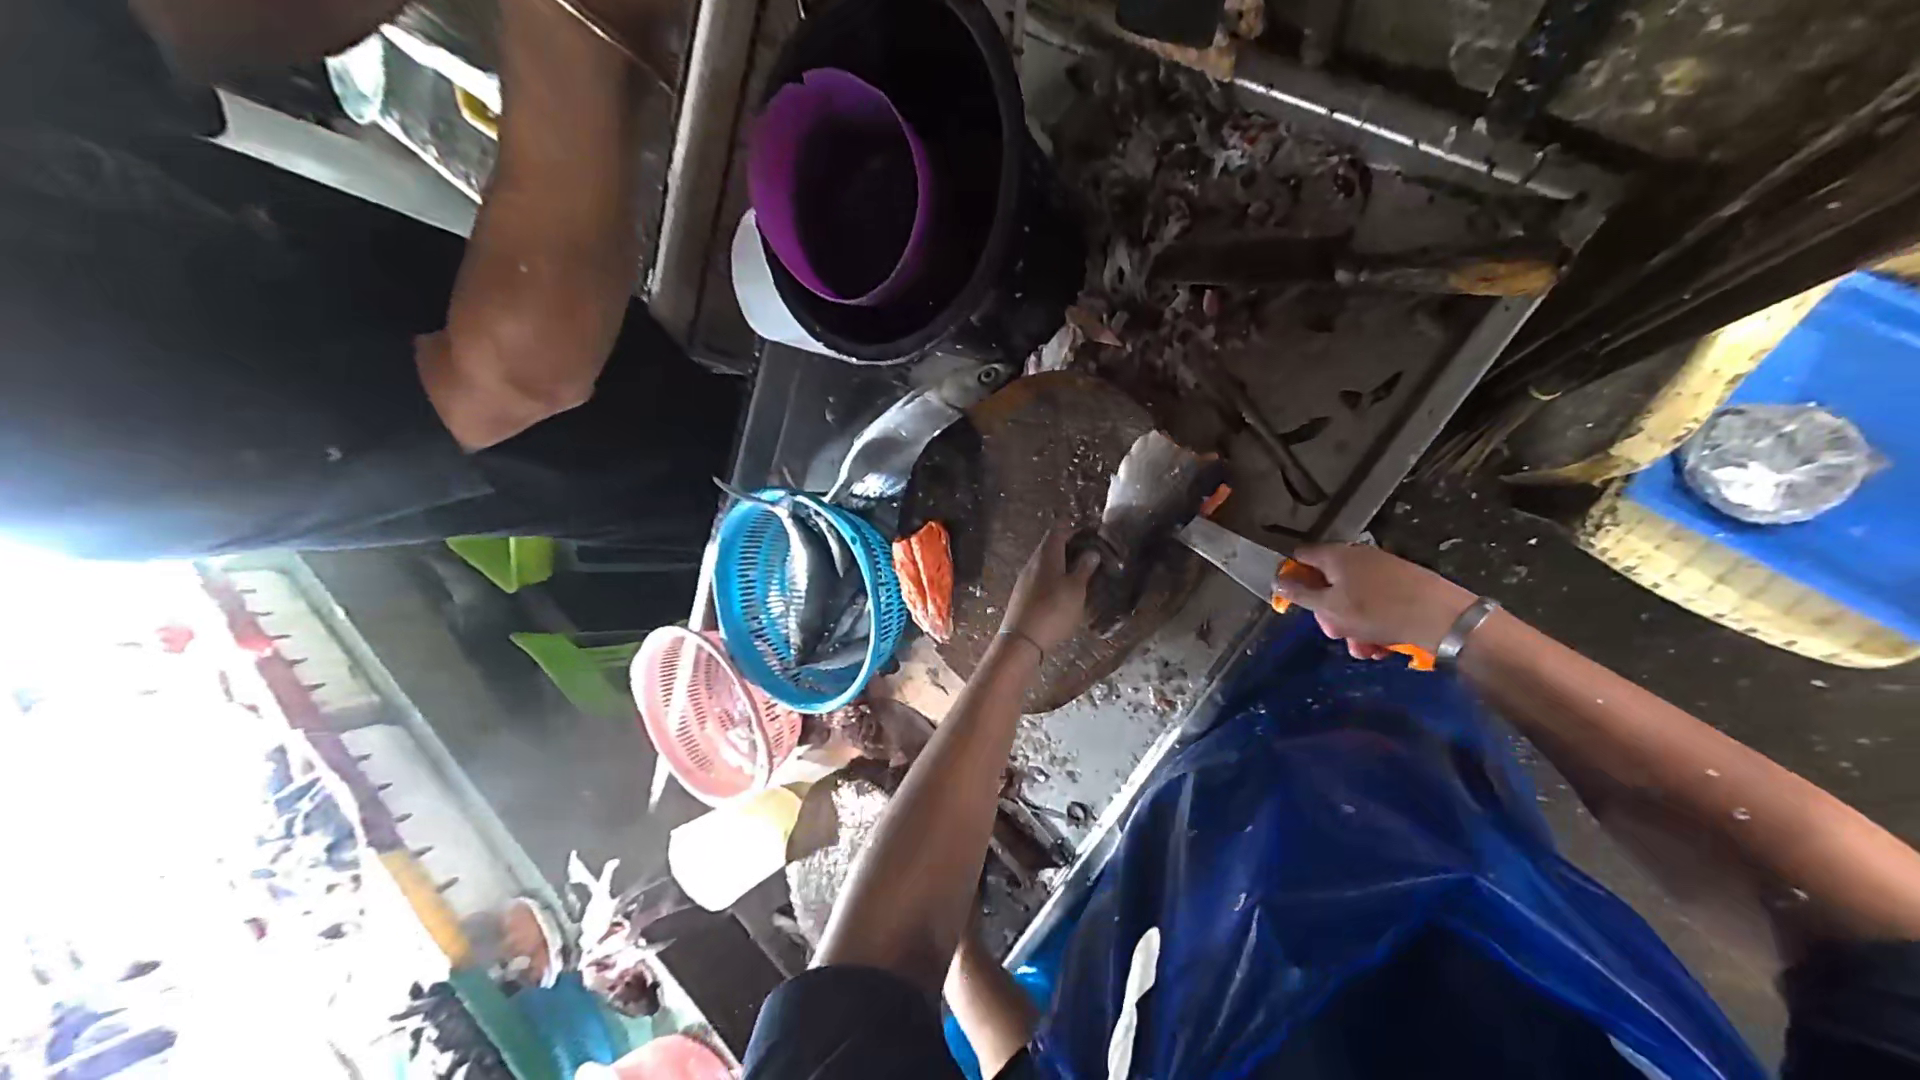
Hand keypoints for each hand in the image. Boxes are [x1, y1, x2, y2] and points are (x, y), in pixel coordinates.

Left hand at [999, 528, 1100, 654]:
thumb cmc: (1053, 610)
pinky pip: (1041, 576)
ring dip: (1063, 562)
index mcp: (1046, 554)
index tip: (1091, 531)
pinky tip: (1065, 588)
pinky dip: (1055, 576)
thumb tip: (1091, 552)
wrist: (1022, 640)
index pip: (1058, 528)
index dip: (1074, 526)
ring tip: (1082, 571)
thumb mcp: (1076, 589)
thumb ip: (1084, 568)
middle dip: (1071, 545)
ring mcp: (1025, 578)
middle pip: (1051, 544)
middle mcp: (1033, 561)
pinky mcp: (1023, 594)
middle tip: (1091, 552)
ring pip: (1046, 562)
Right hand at [1270, 543, 1475, 658]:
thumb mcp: (1329, 607)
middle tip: (1335, 633)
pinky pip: (1377, 606)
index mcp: (1335, 556)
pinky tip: (1381, 646)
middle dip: (1329, 613)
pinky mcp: (1404, 587)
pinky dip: (1374, 625)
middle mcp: (1358, 558)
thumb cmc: (1377, 610)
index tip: (1294, 600)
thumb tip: (1278, 580)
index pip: (1301, 557)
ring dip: (1353, 627)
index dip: (1292, 577)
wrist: (1444, 619)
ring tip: (1364, 649)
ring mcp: (1383, 572)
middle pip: (1328, 583)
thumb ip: (1300, 594)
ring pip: (1354, 601)